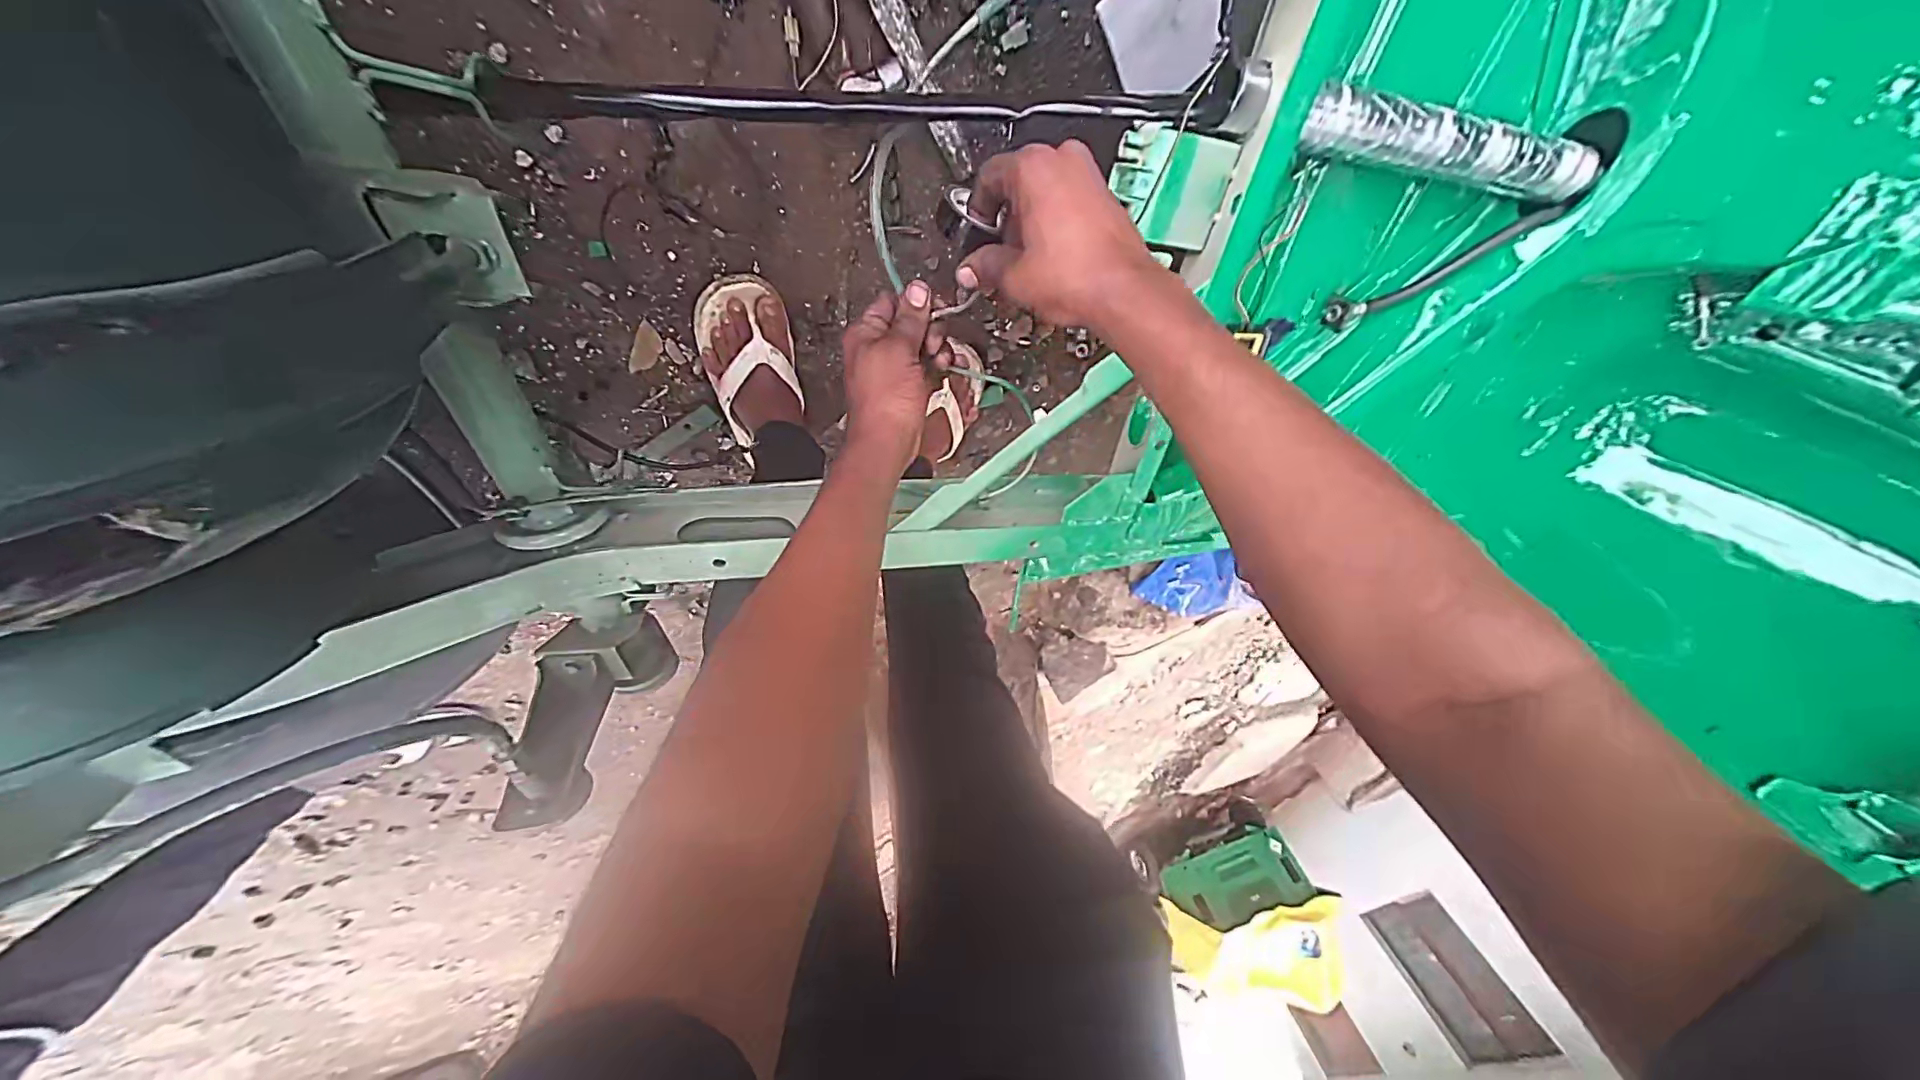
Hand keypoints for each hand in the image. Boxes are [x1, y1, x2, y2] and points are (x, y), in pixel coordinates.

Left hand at [840, 280, 944, 467]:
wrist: (889, 441)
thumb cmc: (884, 400)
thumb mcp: (898, 348)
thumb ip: (910, 317)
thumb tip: (917, 289)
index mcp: (867, 333)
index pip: (893, 302)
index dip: (916, 303)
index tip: (935, 308)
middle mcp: (879, 348)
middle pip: (913, 324)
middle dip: (930, 331)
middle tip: (931, 345)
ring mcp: (896, 368)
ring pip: (925, 346)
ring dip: (938, 350)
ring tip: (937, 362)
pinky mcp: (910, 385)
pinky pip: (929, 367)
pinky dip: (938, 368)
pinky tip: (942, 372)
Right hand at [958, 140, 1176, 332]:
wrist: (1123, 291)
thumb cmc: (1079, 275)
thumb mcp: (1014, 276)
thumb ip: (985, 265)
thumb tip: (972, 266)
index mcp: (1033, 167)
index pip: (988, 176)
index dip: (977, 210)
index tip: (978, 232)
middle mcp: (1063, 160)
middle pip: (1018, 183)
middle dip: (1006, 219)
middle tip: (1000, 252)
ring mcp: (1088, 175)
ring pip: (1045, 192)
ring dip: (1031, 222)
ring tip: (1027, 260)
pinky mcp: (1104, 196)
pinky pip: (1068, 201)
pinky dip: (1055, 223)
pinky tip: (1052, 258)